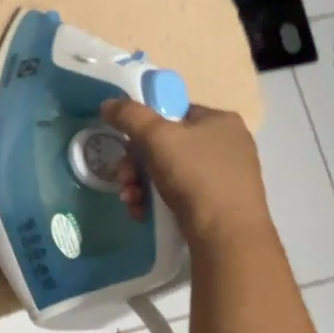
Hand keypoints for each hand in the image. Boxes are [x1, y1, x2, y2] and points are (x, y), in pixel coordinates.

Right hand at [100, 99, 272, 245]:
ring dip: (138, 184)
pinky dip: (153, 199)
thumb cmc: (194, 176)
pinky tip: (143, 211)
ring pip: (164, 170)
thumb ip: (130, 116)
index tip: (127, 146)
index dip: (143, 127)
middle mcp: (225, 141)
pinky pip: (174, 190)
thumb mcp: (157, 138)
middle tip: (126, 179)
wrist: (225, 229)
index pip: (171, 112)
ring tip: (131, 200)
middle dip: (134, 164)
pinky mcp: (215, 197)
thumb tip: (109, 103)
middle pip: (162, 144)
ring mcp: (222, 171)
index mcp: (219, 120)